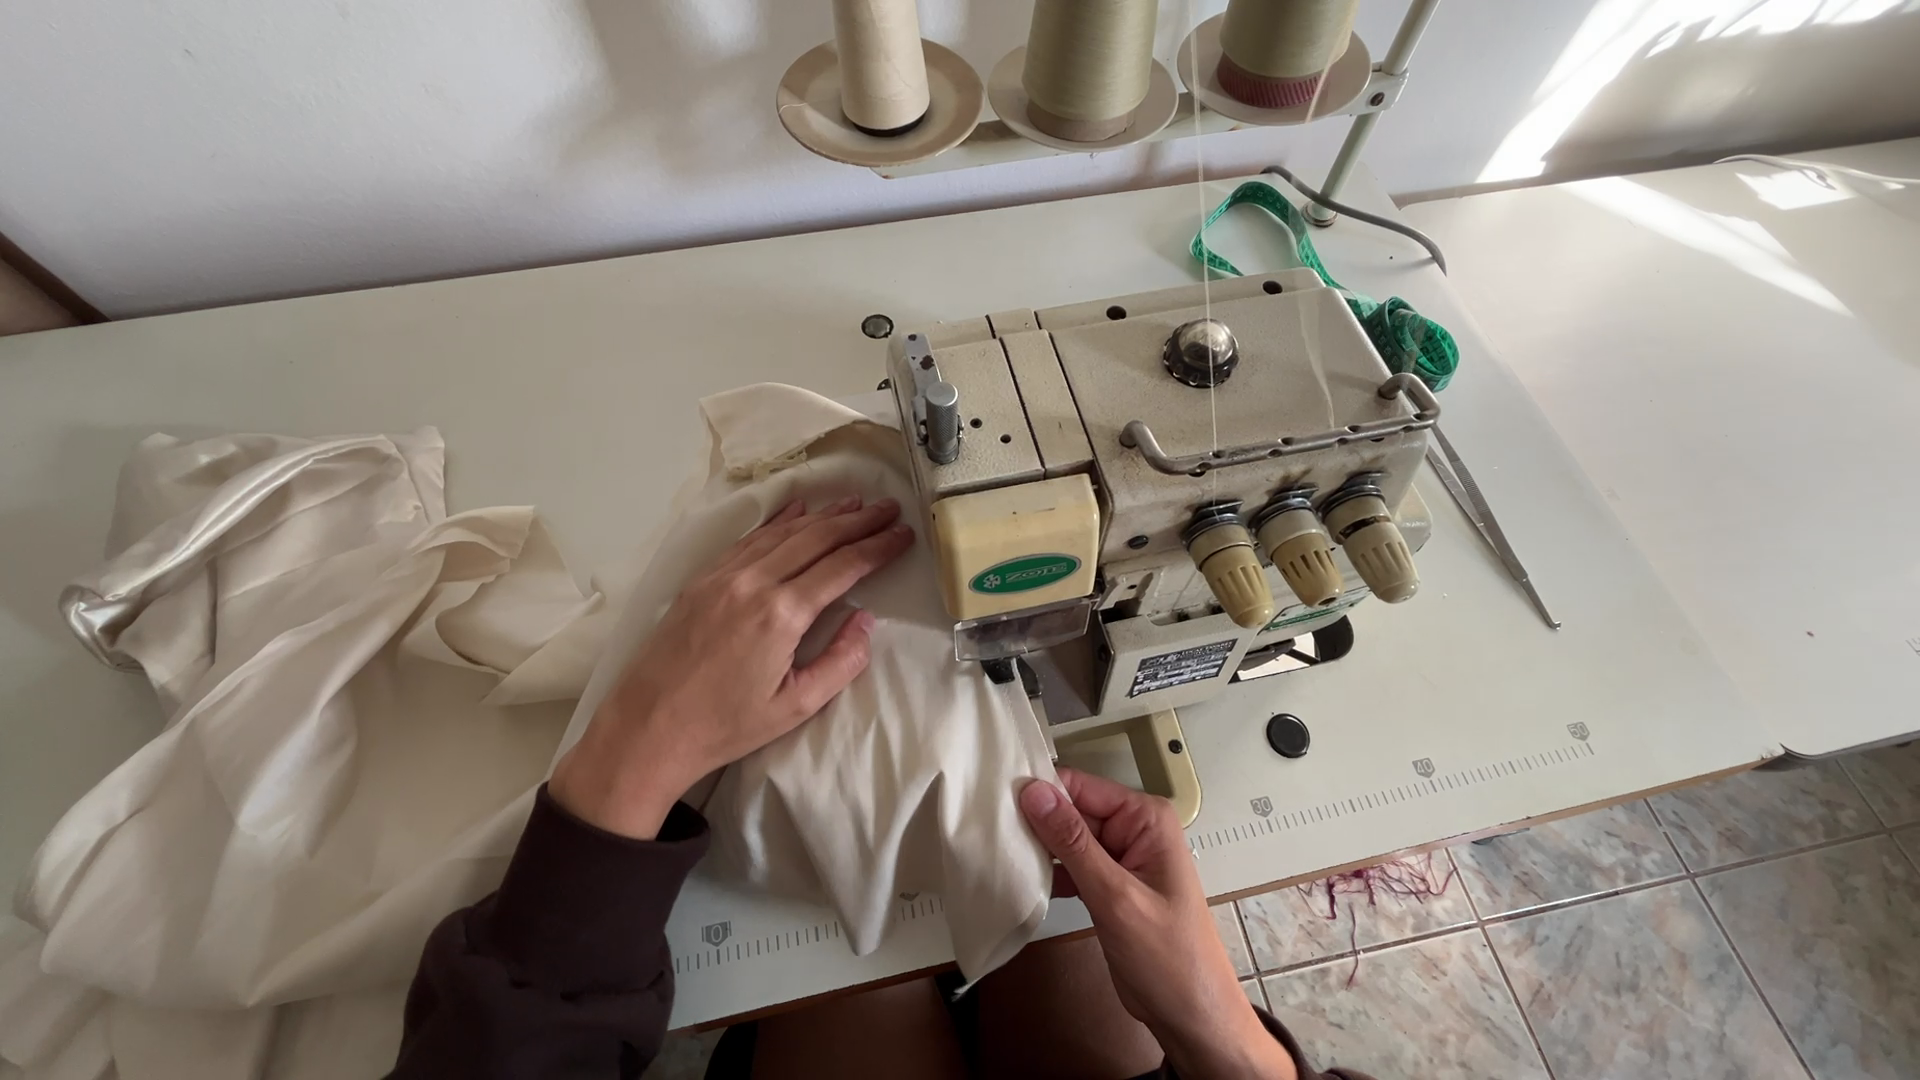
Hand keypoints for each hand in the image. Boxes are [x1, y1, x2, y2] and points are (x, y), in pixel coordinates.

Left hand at [552, 495, 913, 839]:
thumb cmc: (725, 726)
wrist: (646, 729)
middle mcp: (754, 583)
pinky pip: (750, 539)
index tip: (904, 534)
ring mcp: (724, 576)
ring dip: (824, 515)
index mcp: (782, 614)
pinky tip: (797, 509)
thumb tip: (866, 620)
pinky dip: (779, 521)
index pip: (843, 566)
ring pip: (784, 532)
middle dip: (859, 521)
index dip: (878, 547)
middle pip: (817, 538)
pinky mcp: (703, 579)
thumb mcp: (795, 706)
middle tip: (890, 507)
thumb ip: (840, 662)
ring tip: (855, 503)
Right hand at [1019, 768, 1297, 1079]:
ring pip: (1066, 837)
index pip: (1082, 786)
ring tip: (997, 849)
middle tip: (988, 827)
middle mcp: (1132, 828)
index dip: (1041, 790)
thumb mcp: (1116, 896)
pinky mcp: (1107, 884)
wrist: (1192, 1019)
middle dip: (1034, 819)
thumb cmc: (1167, 957)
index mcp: (1145, 817)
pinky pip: (1070, 863)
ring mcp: (1119, 857)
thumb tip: (1033, 791)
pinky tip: (1019, 876)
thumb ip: (1073, 842)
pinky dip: (1048, 870)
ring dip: (1037, 846)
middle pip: (1071, 809)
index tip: (995, 797)